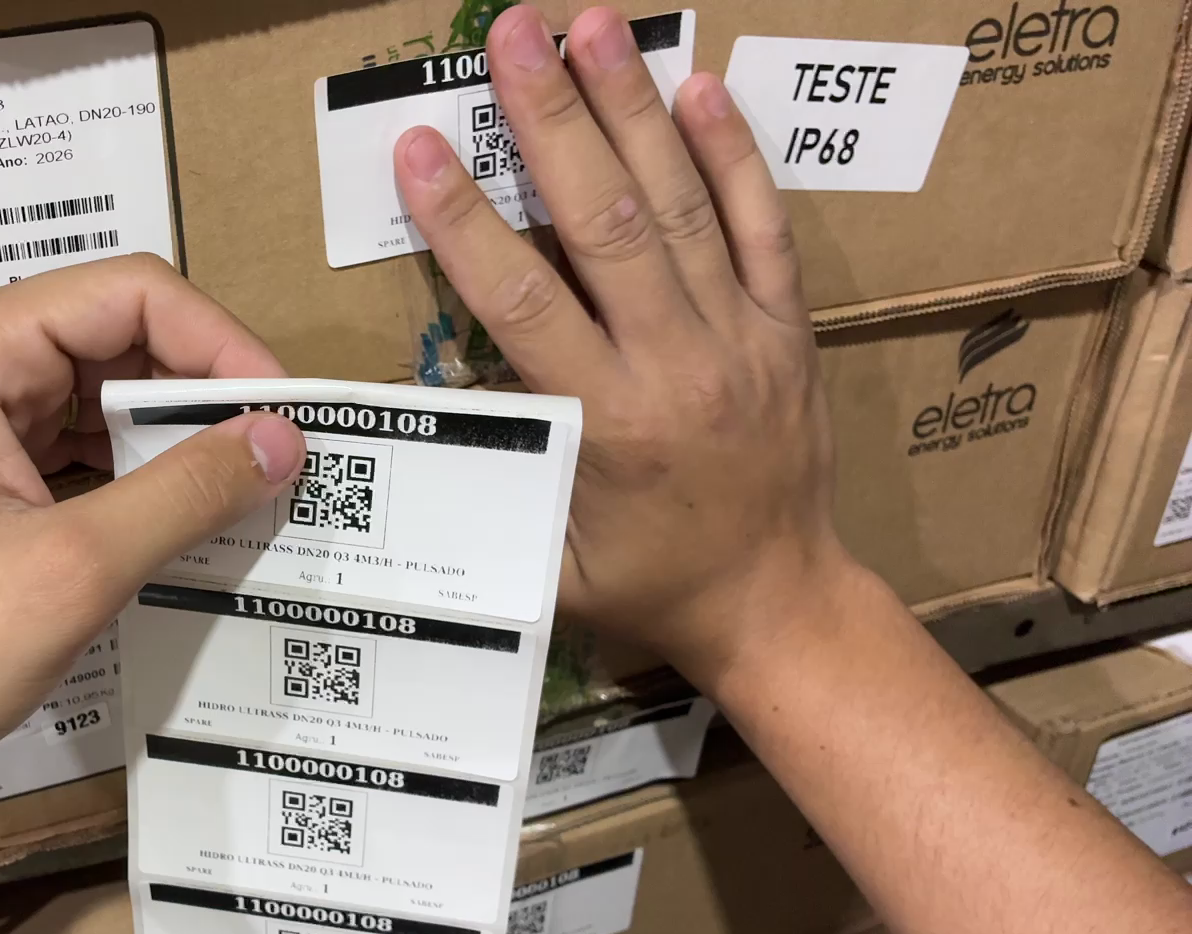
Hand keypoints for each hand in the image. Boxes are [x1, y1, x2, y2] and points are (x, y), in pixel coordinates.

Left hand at [0, 255, 305, 798]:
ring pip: (101, 398)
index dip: (221, 343)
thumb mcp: (73, 566)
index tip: (285, 413)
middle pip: (117, 340)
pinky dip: (134, 476)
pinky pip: (76, 450)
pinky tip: (179, 517)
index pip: (131, 295)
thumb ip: (187, 492)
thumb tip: (285, 439)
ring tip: (242, 490)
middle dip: (202, 393)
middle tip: (275, 457)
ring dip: (172, 440)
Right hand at [394, 5, 856, 686]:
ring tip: (595, 26)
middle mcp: (676, 362)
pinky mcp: (785, 328)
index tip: (422, 150)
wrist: (775, 601)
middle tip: (513, 35)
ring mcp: (741, 336)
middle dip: (551, 122)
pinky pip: (761, 227)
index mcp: (605, 422)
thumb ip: (489, 491)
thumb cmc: (644, 589)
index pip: (522, 301)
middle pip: (607, 222)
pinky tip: (702, 88)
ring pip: (683, 204)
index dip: (466, 223)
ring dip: (633, 109)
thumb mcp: (542, 565)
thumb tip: (425, 423)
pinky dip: (734, 154)